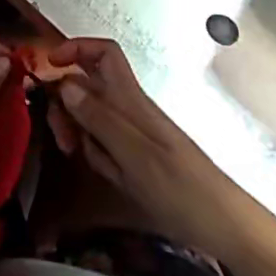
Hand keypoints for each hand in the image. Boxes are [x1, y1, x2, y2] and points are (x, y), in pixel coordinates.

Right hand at [49, 39, 253, 259]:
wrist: (224, 227)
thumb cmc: (182, 189)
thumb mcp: (135, 155)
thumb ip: (99, 118)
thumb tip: (65, 83)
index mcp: (131, 99)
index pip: (104, 53)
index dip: (76, 48)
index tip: (50, 66)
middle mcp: (129, 108)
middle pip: (87, 86)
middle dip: (66, 105)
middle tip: (62, 136)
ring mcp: (132, 131)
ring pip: (90, 116)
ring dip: (78, 132)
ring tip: (79, 157)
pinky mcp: (134, 154)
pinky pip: (102, 144)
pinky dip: (96, 154)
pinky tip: (108, 174)